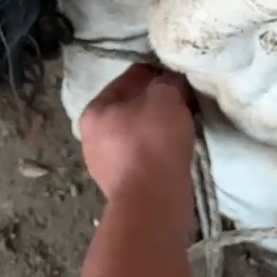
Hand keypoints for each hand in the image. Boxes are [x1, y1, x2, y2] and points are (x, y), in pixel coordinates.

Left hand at [78, 65, 196, 225]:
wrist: (153, 203)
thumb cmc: (152, 141)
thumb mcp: (165, 97)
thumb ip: (169, 81)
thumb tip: (173, 81)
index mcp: (94, 110)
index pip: (129, 78)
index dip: (157, 73)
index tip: (179, 76)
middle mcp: (92, 137)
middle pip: (131, 107)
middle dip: (157, 102)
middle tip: (184, 101)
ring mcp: (105, 166)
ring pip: (138, 133)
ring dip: (159, 127)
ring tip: (184, 125)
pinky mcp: (123, 187)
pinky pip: (144, 157)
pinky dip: (159, 150)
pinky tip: (176, 150)